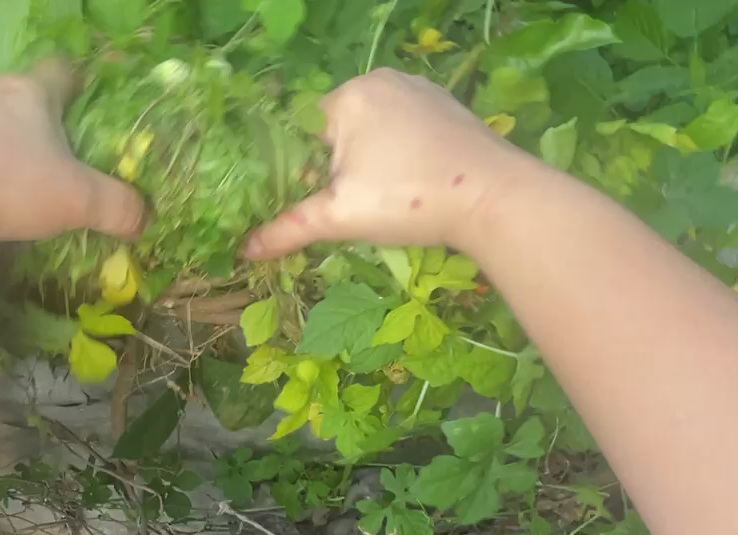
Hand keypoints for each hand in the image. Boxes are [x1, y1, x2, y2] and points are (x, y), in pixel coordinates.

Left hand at [0, 58, 145, 251]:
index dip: (79, 85)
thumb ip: (116, 207)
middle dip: (44, 124)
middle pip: (25, 98)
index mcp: (31, 92)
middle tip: (61, 159)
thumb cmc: (11, 188)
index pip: (62, 72)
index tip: (88, 105)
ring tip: (21, 185)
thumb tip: (143, 218)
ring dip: (8, 148)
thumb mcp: (78, 201)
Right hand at [241, 69, 543, 259]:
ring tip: (376, 201)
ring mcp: (418, 90)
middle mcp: (382, 80)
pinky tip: (404, 185)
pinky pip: (400, 131)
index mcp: (349, 96)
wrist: (492, 197)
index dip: (299, 171)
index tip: (310, 204)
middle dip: (333, 170)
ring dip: (364, 166)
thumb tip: (245, 250)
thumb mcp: (339, 217)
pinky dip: (394, 157)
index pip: (301, 132)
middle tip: (345, 209)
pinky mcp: (444, 108)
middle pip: (335, 131)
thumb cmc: (407, 198)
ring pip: (369, 132)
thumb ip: (289, 229)